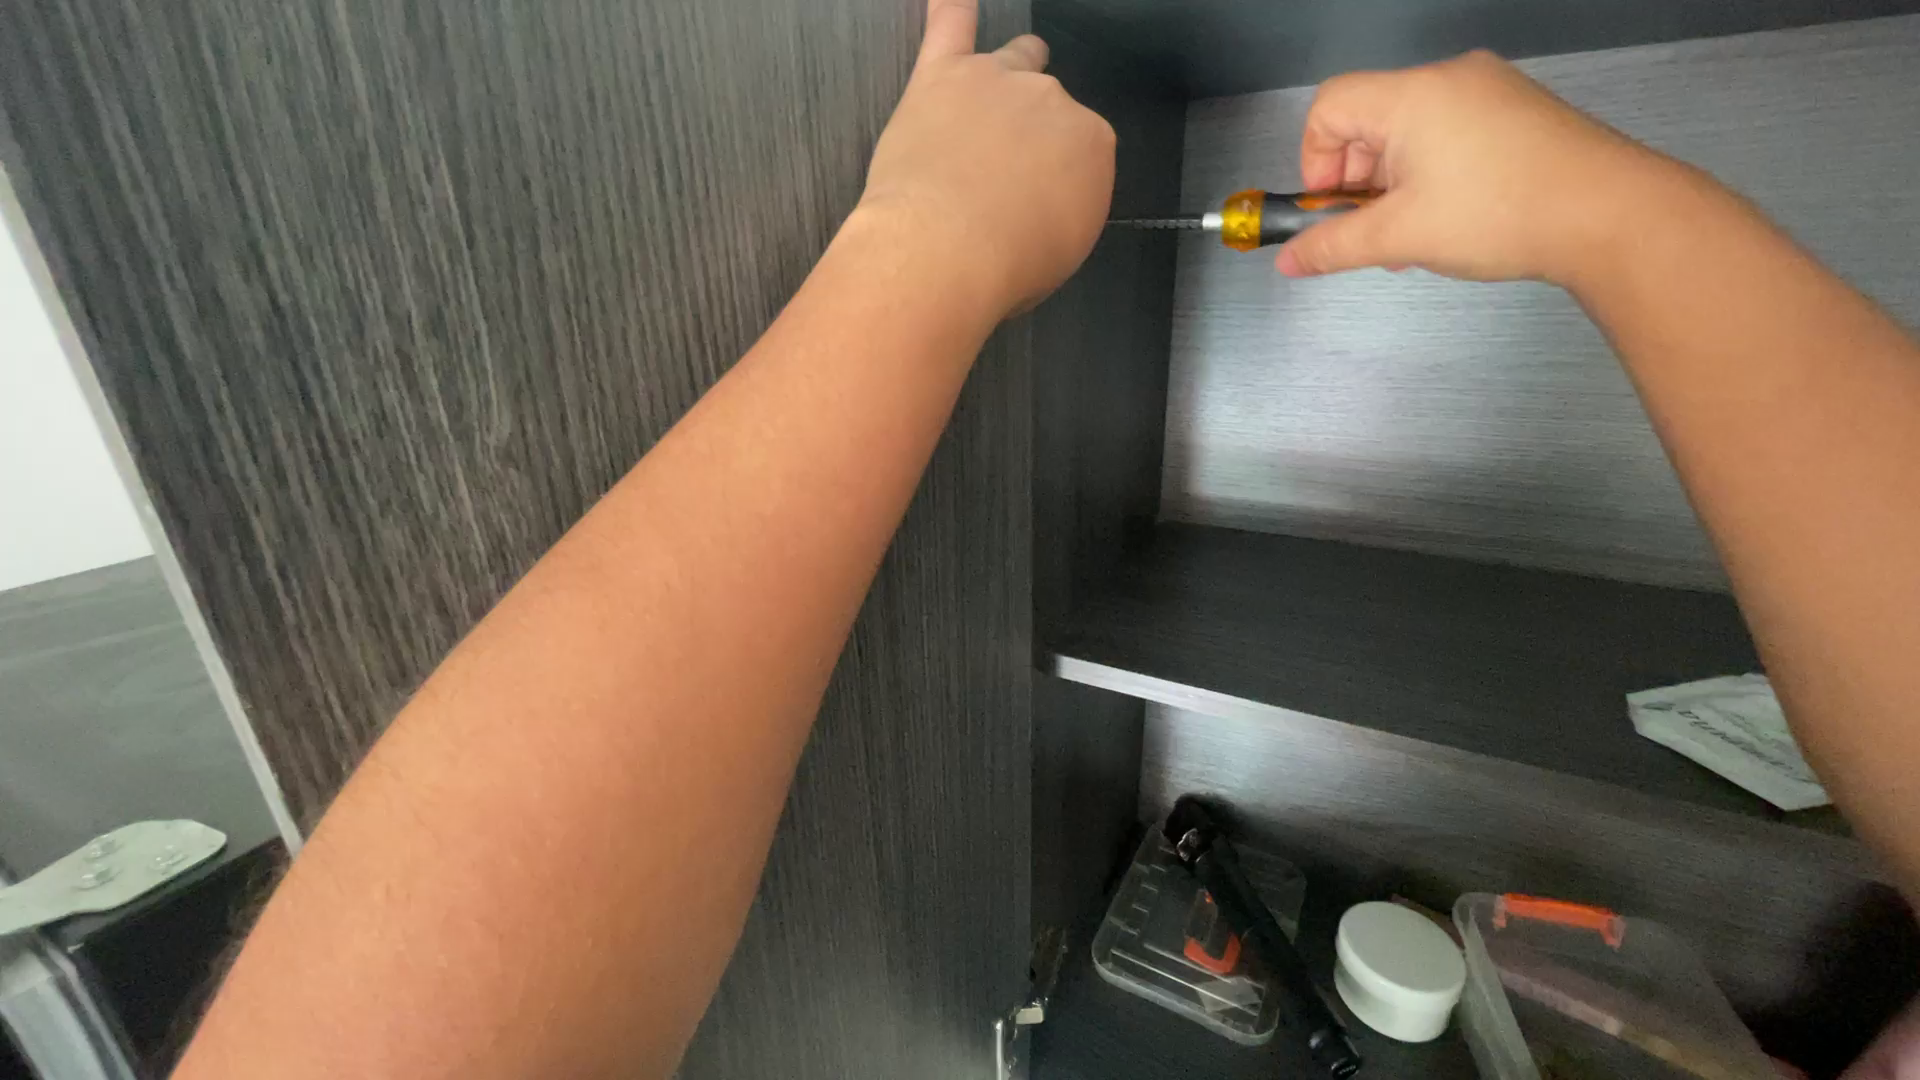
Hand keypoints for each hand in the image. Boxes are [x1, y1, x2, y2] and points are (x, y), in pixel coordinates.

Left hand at [855, 0, 1115, 317]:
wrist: (948, 252)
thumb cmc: (1007, 267)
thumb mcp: (1060, 257)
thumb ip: (1061, 216)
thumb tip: (1044, 212)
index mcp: (1091, 147)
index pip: (1082, 149)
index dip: (1057, 177)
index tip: (1037, 202)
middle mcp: (1051, 102)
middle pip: (1047, 104)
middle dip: (1031, 135)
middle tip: (1004, 173)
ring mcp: (997, 82)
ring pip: (1011, 59)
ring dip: (1007, 74)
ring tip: (989, 99)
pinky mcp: (942, 75)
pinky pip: (951, 23)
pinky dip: (952, 9)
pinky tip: (953, 4)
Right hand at [1277, 51, 1703, 286]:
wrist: (1607, 214)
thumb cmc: (1501, 213)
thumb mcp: (1397, 237)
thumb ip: (1331, 247)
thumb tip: (1290, 261)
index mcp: (1414, 96)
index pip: (1329, 107)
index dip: (1315, 160)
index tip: (1333, 205)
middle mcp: (1449, 80)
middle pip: (1365, 124)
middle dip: (1355, 183)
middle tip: (1371, 229)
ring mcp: (1485, 93)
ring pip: (1403, 137)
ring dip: (1388, 189)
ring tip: (1410, 233)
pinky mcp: (1509, 113)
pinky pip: (1441, 138)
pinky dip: (1424, 179)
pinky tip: (1442, 219)